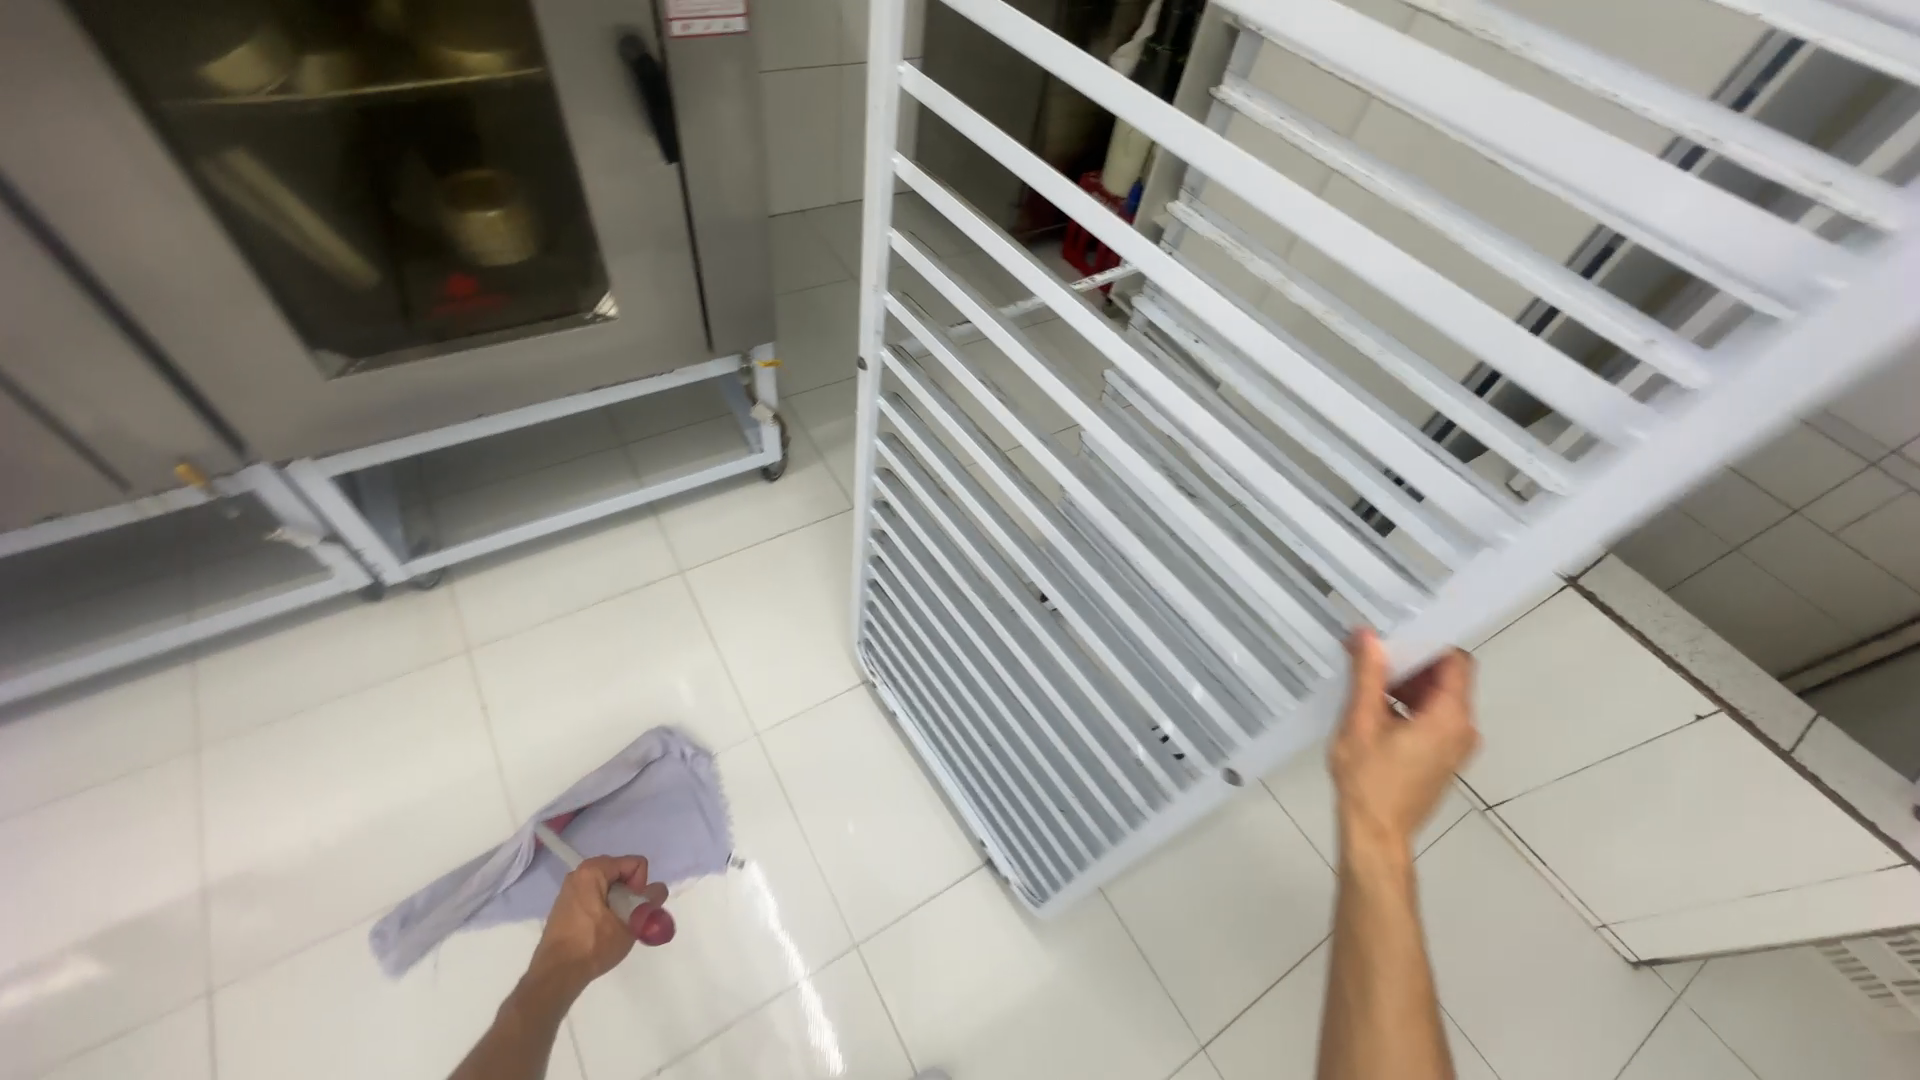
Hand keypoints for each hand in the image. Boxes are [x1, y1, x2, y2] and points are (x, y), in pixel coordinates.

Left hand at [526, 855, 667, 997]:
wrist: (555, 976)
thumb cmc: (593, 945)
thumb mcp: (631, 923)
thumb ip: (650, 900)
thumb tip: (658, 890)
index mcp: (592, 871)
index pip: (635, 864)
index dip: (640, 887)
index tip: (632, 910)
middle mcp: (578, 874)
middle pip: (622, 873)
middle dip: (630, 893)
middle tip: (625, 918)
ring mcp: (569, 891)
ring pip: (609, 887)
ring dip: (618, 902)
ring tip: (613, 927)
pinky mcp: (564, 907)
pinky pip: (595, 897)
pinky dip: (603, 908)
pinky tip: (599, 931)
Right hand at [1329, 628, 1478, 857]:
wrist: (1375, 833)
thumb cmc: (1368, 778)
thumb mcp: (1361, 721)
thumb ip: (1367, 675)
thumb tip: (1367, 635)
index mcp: (1450, 717)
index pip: (1455, 661)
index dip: (1426, 643)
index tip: (1391, 635)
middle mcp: (1462, 729)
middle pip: (1446, 678)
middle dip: (1409, 662)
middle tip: (1369, 655)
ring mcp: (1455, 746)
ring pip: (1437, 698)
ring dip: (1405, 685)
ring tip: (1365, 681)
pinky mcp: (1442, 758)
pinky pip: (1432, 718)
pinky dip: (1407, 706)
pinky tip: (1372, 709)